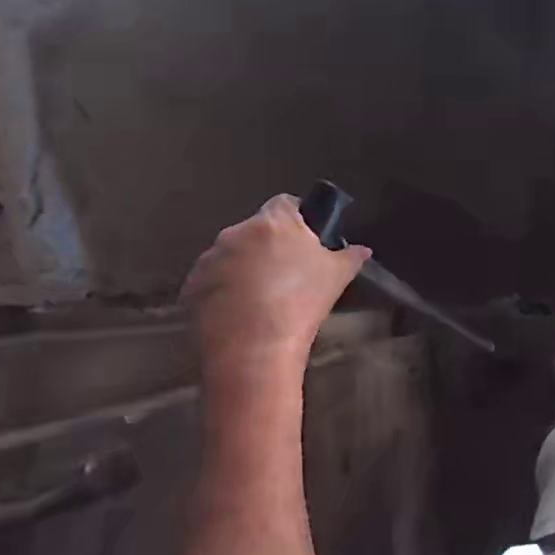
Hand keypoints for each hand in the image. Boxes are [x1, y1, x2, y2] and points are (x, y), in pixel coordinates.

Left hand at [178, 195, 370, 390]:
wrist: (253, 351)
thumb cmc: (301, 304)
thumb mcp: (336, 278)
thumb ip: (350, 256)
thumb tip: (363, 249)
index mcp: (274, 222)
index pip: (286, 203)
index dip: (297, 218)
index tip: (305, 240)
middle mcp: (236, 232)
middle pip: (256, 231)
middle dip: (268, 247)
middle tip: (286, 276)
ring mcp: (209, 259)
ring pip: (231, 255)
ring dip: (243, 269)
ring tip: (260, 301)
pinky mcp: (191, 285)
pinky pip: (211, 281)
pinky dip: (223, 291)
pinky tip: (238, 315)